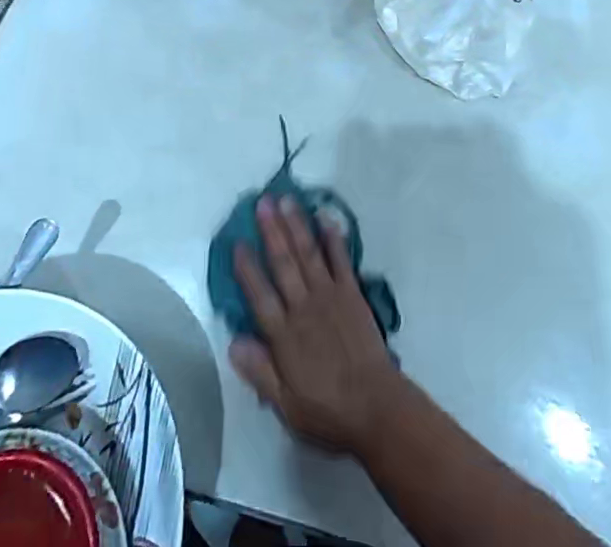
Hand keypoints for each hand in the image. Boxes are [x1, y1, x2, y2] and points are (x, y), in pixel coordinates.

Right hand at [231, 196, 404, 453]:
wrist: (377, 407)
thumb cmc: (328, 410)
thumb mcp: (285, 404)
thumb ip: (259, 371)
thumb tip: (232, 341)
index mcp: (283, 335)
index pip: (259, 294)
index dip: (246, 268)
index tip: (236, 242)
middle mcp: (303, 308)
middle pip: (283, 263)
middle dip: (271, 231)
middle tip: (262, 202)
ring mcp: (330, 298)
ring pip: (308, 255)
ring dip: (296, 226)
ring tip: (286, 201)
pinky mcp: (353, 296)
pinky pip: (341, 262)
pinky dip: (333, 239)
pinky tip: (326, 219)